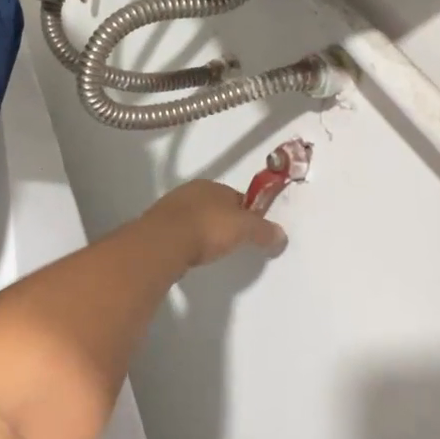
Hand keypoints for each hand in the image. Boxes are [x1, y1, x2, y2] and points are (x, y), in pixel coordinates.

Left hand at [142, 180, 286, 267]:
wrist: (164, 241)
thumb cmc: (208, 227)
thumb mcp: (244, 228)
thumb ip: (264, 231)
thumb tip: (281, 235)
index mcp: (211, 185)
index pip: (237, 197)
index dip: (248, 214)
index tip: (253, 232)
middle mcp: (189, 191)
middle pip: (215, 206)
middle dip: (224, 222)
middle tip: (233, 243)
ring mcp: (171, 207)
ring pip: (196, 218)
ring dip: (204, 231)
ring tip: (212, 250)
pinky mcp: (158, 226)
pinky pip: (181, 231)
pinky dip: (189, 240)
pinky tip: (192, 253)